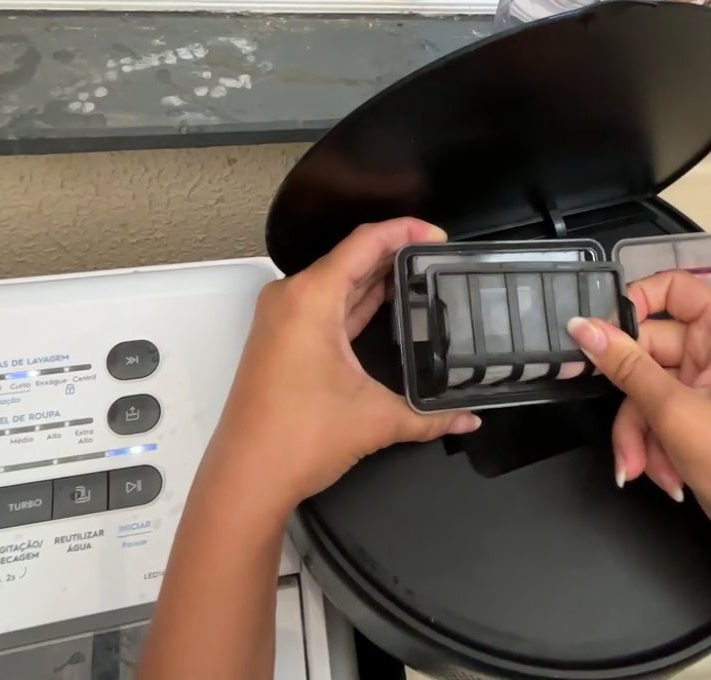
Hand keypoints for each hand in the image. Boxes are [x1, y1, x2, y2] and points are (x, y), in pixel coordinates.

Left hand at [206, 218, 480, 515]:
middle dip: (395, 252)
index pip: (364, 242)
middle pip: (351, 256)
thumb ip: (430, 415)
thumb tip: (465, 418)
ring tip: (417, 272)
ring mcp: (283, 317)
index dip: (404, 231)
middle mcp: (291, 298)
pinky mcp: (282, 337)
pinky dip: (355, 298)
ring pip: (338, 279)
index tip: (436, 234)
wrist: (245, 479)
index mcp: (311, 298)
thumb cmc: (291, 441)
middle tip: (435, 254)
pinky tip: (383, 301)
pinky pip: (325, 302)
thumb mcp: (374, 419)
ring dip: (375, 275)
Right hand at [566, 271, 710, 557]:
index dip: (635, 302)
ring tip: (641, 467)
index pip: (672, 288)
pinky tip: (660, 474)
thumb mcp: (674, 412)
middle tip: (615, 428)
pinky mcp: (699, 411)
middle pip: (649, 348)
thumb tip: (582, 326)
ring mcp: (707, 382)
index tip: (603, 334)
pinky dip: (652, 442)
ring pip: (646, 386)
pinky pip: (658, 410)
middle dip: (631, 399)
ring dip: (638, 430)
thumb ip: (625, 365)